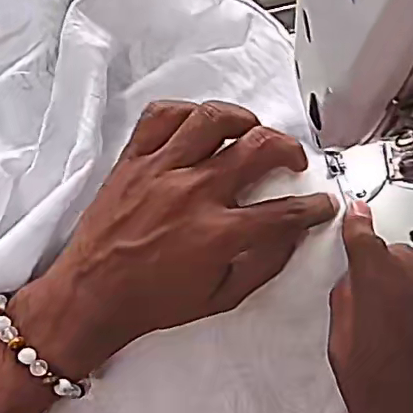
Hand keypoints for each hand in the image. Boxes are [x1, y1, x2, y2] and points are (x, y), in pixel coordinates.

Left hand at [14, 101, 336, 376]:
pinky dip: (186, 111)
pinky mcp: (133, 161)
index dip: (312, 206)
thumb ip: (263, 265)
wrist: (93, 295)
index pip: (283, 211)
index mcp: (217, 234)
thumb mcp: (220, 297)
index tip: (319, 204)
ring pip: (213, 119)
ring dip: (243, 119)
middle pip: (259, 147)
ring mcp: (161, 171)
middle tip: (291, 159)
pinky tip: (199, 124)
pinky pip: (162, 115)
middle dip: (289, 150)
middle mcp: (192, 194)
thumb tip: (290, 238)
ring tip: (251, 131)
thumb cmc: (150, 300)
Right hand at [329, 203, 412, 412]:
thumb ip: (346, 305)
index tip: (356, 215)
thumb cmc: (391, 411)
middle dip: (388, 277)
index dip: (357, 226)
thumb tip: (352, 283)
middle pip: (401, 258)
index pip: (366, 240)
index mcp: (383, 289)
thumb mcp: (344, 356)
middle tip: (380, 318)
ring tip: (411, 345)